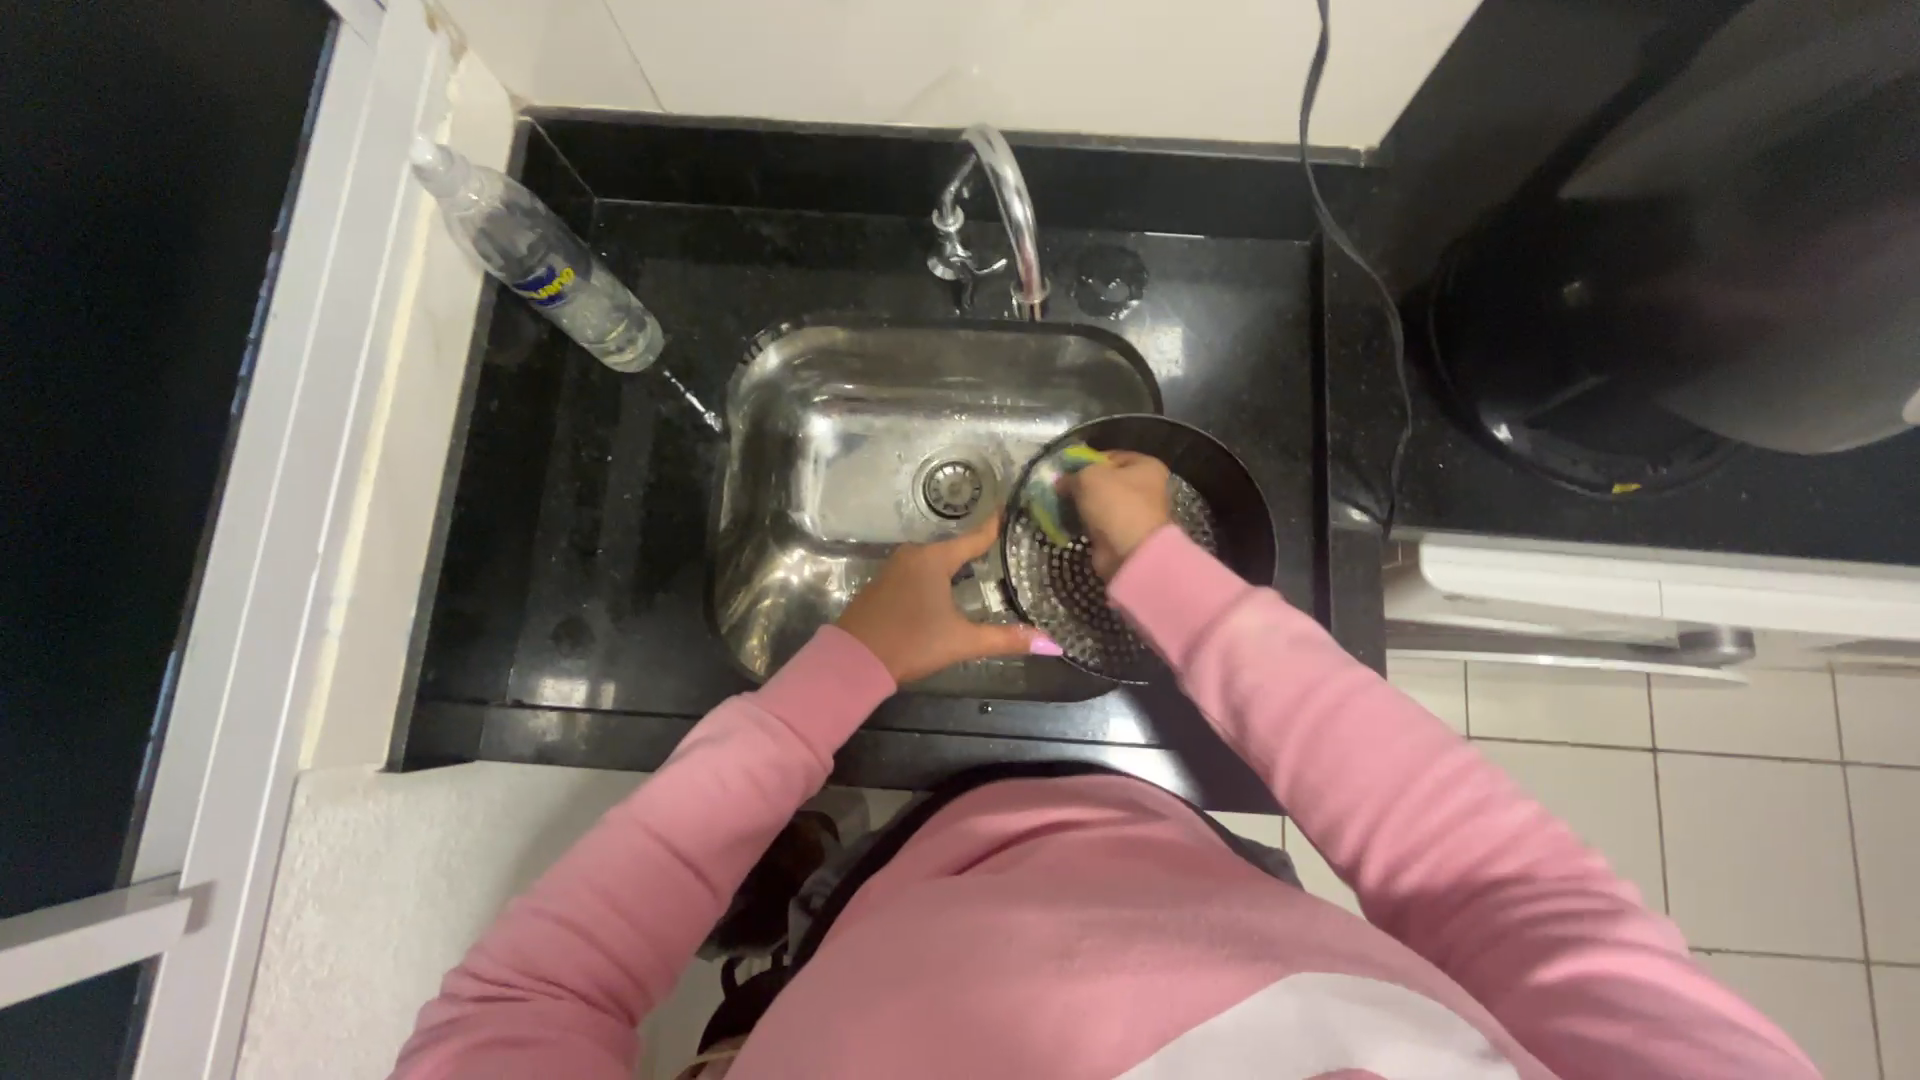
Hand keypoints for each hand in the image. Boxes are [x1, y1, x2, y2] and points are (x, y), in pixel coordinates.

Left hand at [836, 514, 1039, 682]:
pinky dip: (933, 579)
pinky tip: (944, 593)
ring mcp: (893, 570)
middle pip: (952, 549)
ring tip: (979, 571)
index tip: (1008, 509)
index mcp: (933, 559)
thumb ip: (1006, 639)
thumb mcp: (962, 641)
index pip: (973, 537)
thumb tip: (1052, 644)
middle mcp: (912, 556)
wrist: (852, 661)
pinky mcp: (880, 586)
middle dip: (975, 552)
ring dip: (952, 568)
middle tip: (1003, 551)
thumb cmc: (911, 643)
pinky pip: (915, 574)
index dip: (993, 526)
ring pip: (932, 562)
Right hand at [1067, 451, 1173, 578]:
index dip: (1086, 460)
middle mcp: (1145, 487)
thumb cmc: (1115, 504)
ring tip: (1059, 506)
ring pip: (1099, 503)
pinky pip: (1097, 523)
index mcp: (1146, 466)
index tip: (1066, 470)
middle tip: (1060, 489)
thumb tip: (1061, 482)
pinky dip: (1083, 523)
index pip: (1110, 456)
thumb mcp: (1088, 477)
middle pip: (1105, 481)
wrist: (1129, 552)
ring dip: (1080, 505)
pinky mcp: (1122, 534)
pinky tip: (1066, 523)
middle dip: (1080, 485)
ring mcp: (1135, 513)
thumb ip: (1072, 475)